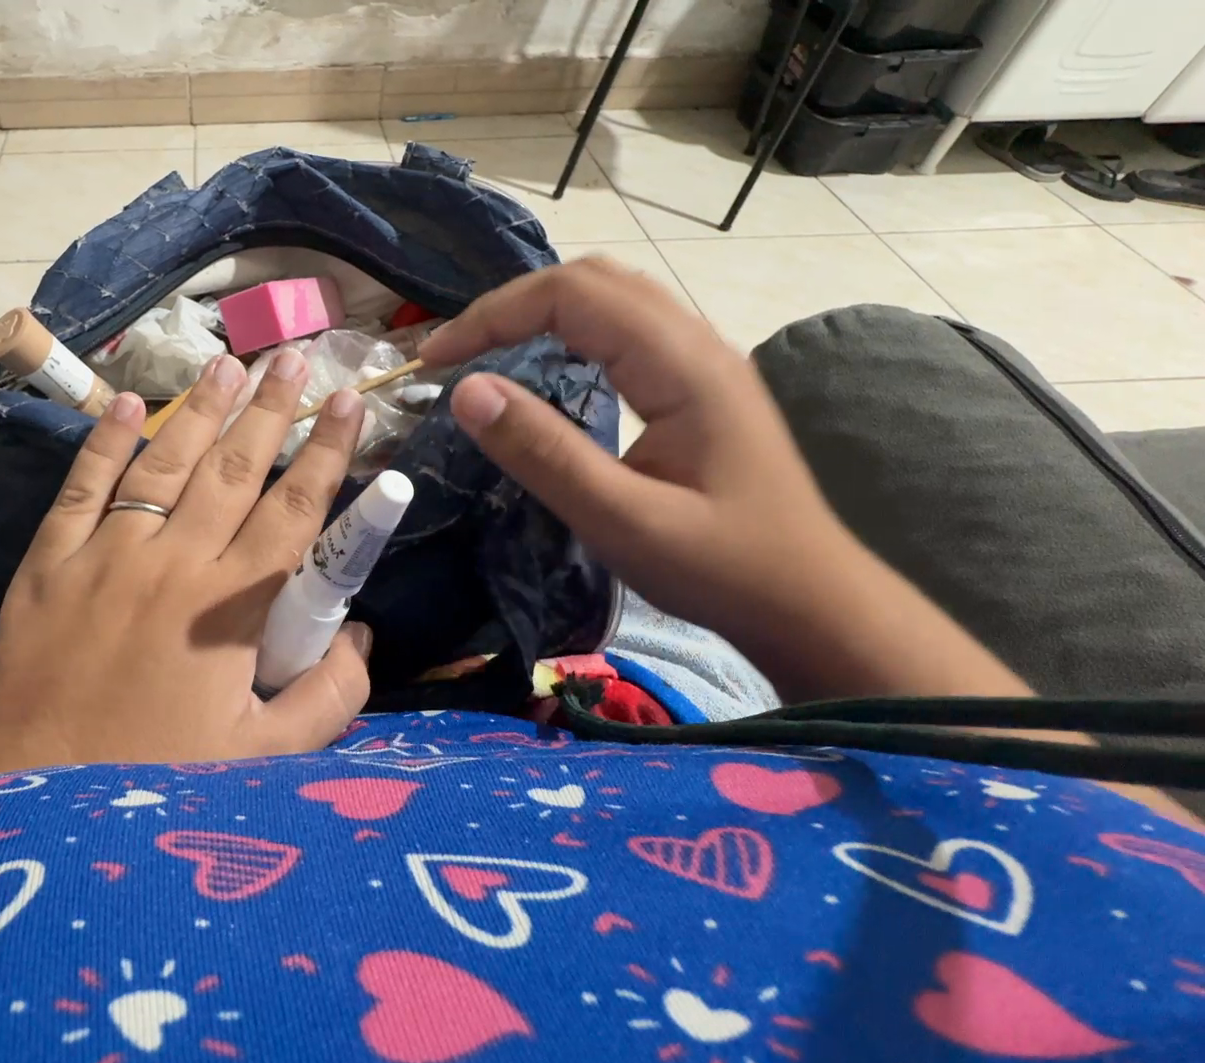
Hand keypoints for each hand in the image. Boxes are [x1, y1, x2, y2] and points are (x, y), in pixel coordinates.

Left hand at [0, 351, 372, 796]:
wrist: (36, 800)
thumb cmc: (158, 782)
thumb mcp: (264, 759)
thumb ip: (328, 698)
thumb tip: (363, 637)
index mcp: (228, 606)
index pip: (294, 511)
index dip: (325, 453)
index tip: (348, 402)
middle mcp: (171, 563)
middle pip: (232, 470)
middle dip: (270, 411)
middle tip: (295, 357)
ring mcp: (104, 556)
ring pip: (163, 465)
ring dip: (200, 411)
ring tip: (231, 366)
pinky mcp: (48, 564)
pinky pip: (81, 489)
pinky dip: (104, 442)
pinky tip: (130, 404)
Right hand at [420, 258, 1027, 700]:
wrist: (808, 601)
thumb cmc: (720, 567)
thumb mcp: (622, 520)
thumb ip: (544, 454)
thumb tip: (466, 392)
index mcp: (683, 365)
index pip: (574, 294)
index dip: (493, 315)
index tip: (436, 363)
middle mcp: (696, 344)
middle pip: (591, 280)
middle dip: (509, 306)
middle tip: (452, 355)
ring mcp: (701, 362)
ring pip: (608, 299)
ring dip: (537, 313)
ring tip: (482, 354)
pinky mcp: (694, 387)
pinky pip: (621, 331)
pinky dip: (565, 334)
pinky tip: (540, 371)